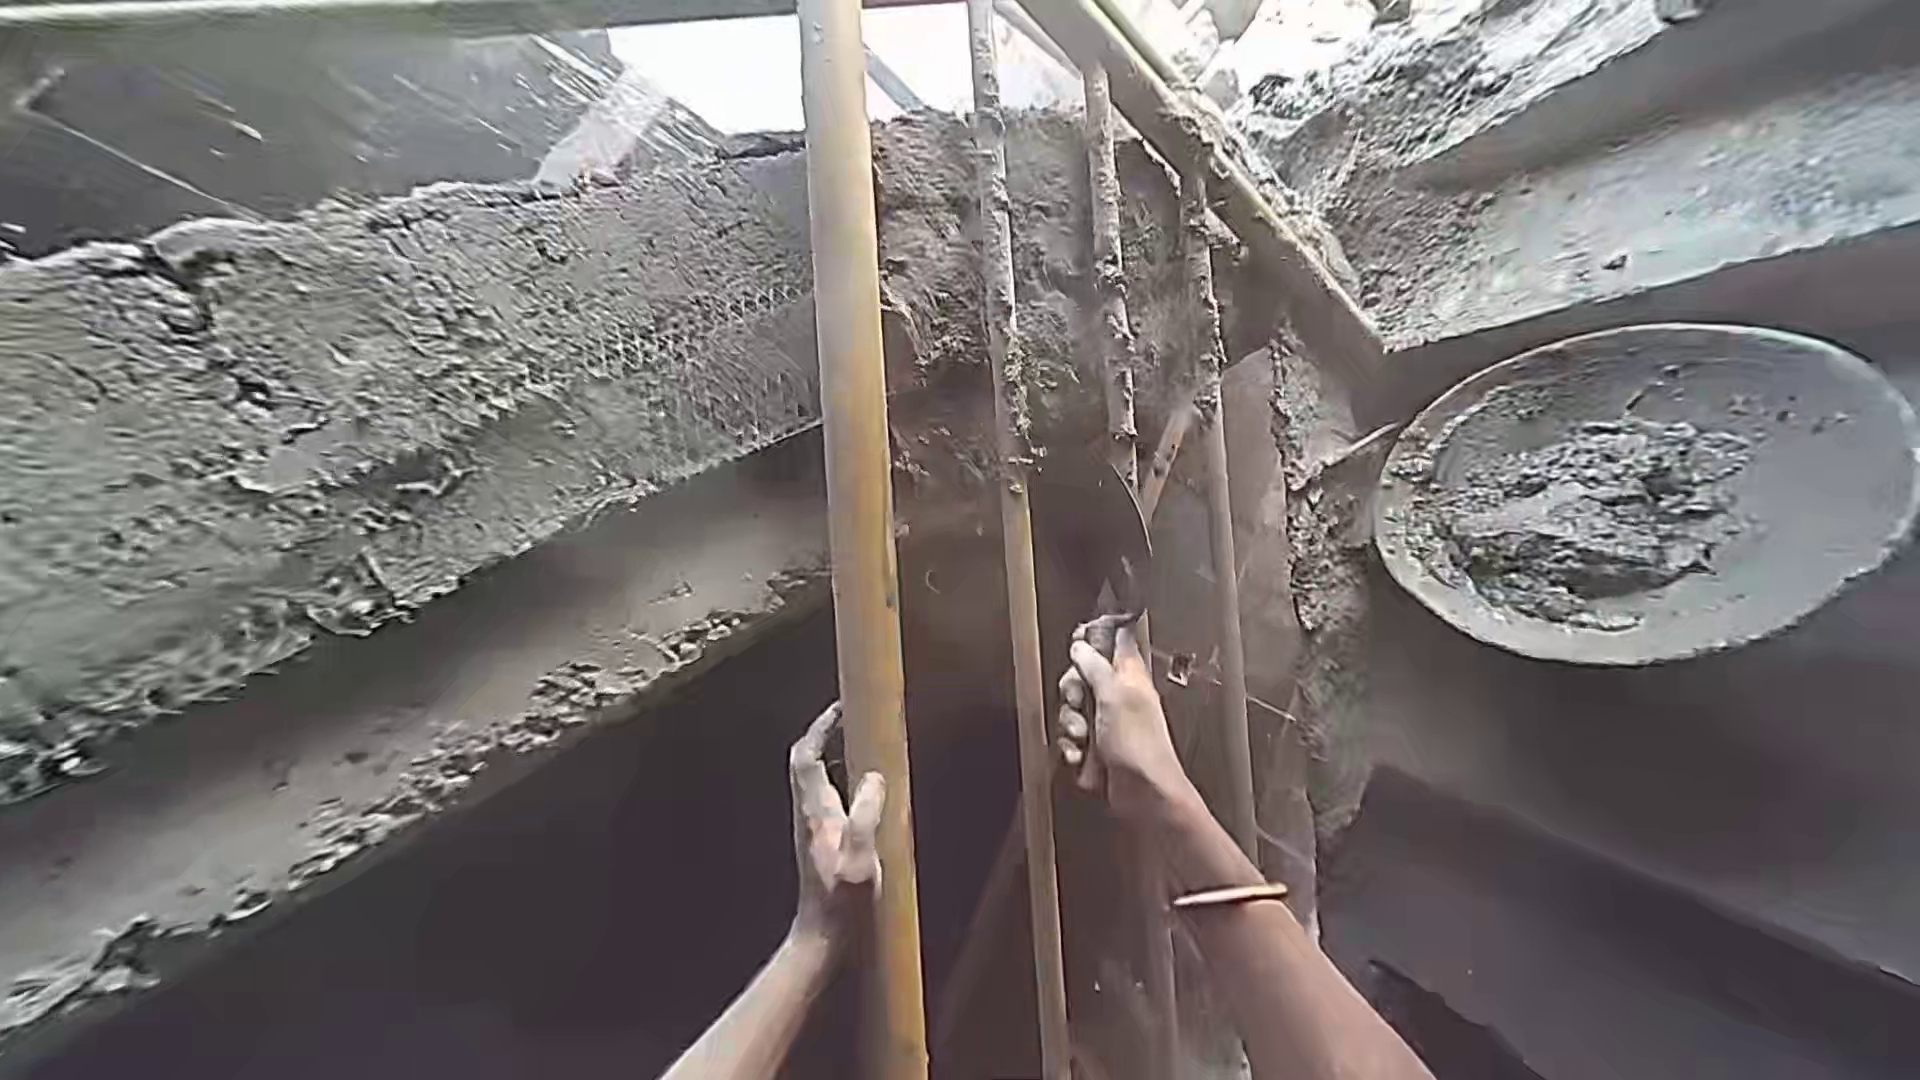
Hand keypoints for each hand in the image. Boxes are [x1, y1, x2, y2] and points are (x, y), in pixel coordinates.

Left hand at [789, 702, 885, 943]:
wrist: (821, 939)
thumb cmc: (842, 903)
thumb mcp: (861, 860)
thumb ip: (866, 816)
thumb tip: (874, 776)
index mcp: (815, 812)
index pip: (805, 756)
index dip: (819, 728)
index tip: (840, 708)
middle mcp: (807, 812)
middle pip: (803, 760)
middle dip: (821, 733)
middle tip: (847, 718)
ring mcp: (810, 825)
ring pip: (810, 775)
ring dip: (827, 751)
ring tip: (856, 739)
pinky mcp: (818, 837)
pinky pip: (822, 791)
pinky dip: (836, 774)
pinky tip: (859, 783)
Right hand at [1055, 622, 1192, 820]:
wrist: (1143, 796)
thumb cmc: (1140, 746)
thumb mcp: (1114, 695)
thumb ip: (1095, 666)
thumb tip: (1080, 646)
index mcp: (1130, 676)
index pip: (1113, 640)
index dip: (1095, 636)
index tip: (1078, 641)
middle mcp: (1118, 695)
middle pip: (1081, 675)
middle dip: (1072, 689)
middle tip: (1078, 700)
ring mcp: (1106, 721)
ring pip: (1071, 707)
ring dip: (1070, 722)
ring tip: (1083, 736)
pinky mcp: (1095, 746)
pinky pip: (1070, 736)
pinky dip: (1071, 746)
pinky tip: (1080, 754)